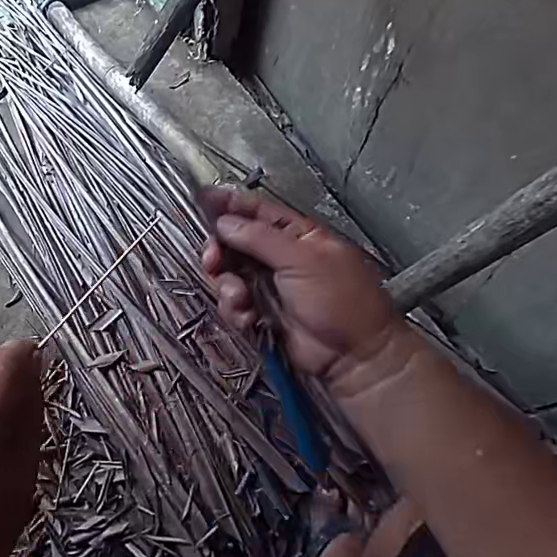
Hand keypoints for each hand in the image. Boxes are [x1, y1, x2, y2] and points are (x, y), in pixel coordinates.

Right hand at [199, 187, 410, 397]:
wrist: (353, 356)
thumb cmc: (341, 300)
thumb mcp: (303, 259)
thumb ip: (260, 238)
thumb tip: (225, 221)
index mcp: (297, 235)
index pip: (257, 211)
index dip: (229, 204)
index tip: (203, 199)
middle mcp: (279, 257)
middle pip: (234, 243)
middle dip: (219, 251)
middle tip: (213, 259)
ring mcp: (268, 286)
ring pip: (229, 275)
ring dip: (228, 286)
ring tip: (239, 297)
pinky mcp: (259, 313)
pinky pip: (233, 304)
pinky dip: (236, 310)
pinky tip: (248, 318)